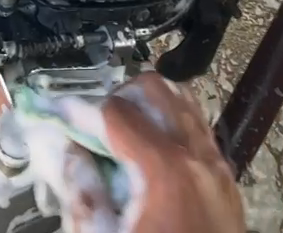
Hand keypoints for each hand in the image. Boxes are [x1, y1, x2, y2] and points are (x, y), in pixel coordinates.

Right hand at [63, 75, 245, 232]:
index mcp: (166, 170)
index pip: (115, 113)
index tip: (55, 112)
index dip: (80, 109)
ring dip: (147, 107)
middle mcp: (197, 157)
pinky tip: (150, 155)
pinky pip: (198, 130)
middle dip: (117, 98)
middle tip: (92, 128)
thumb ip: (82, 192)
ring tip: (120, 138)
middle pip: (153, 91)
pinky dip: (171, 125)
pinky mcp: (227, 183)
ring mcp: (218, 168)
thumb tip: (67, 149)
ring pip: (181, 102)